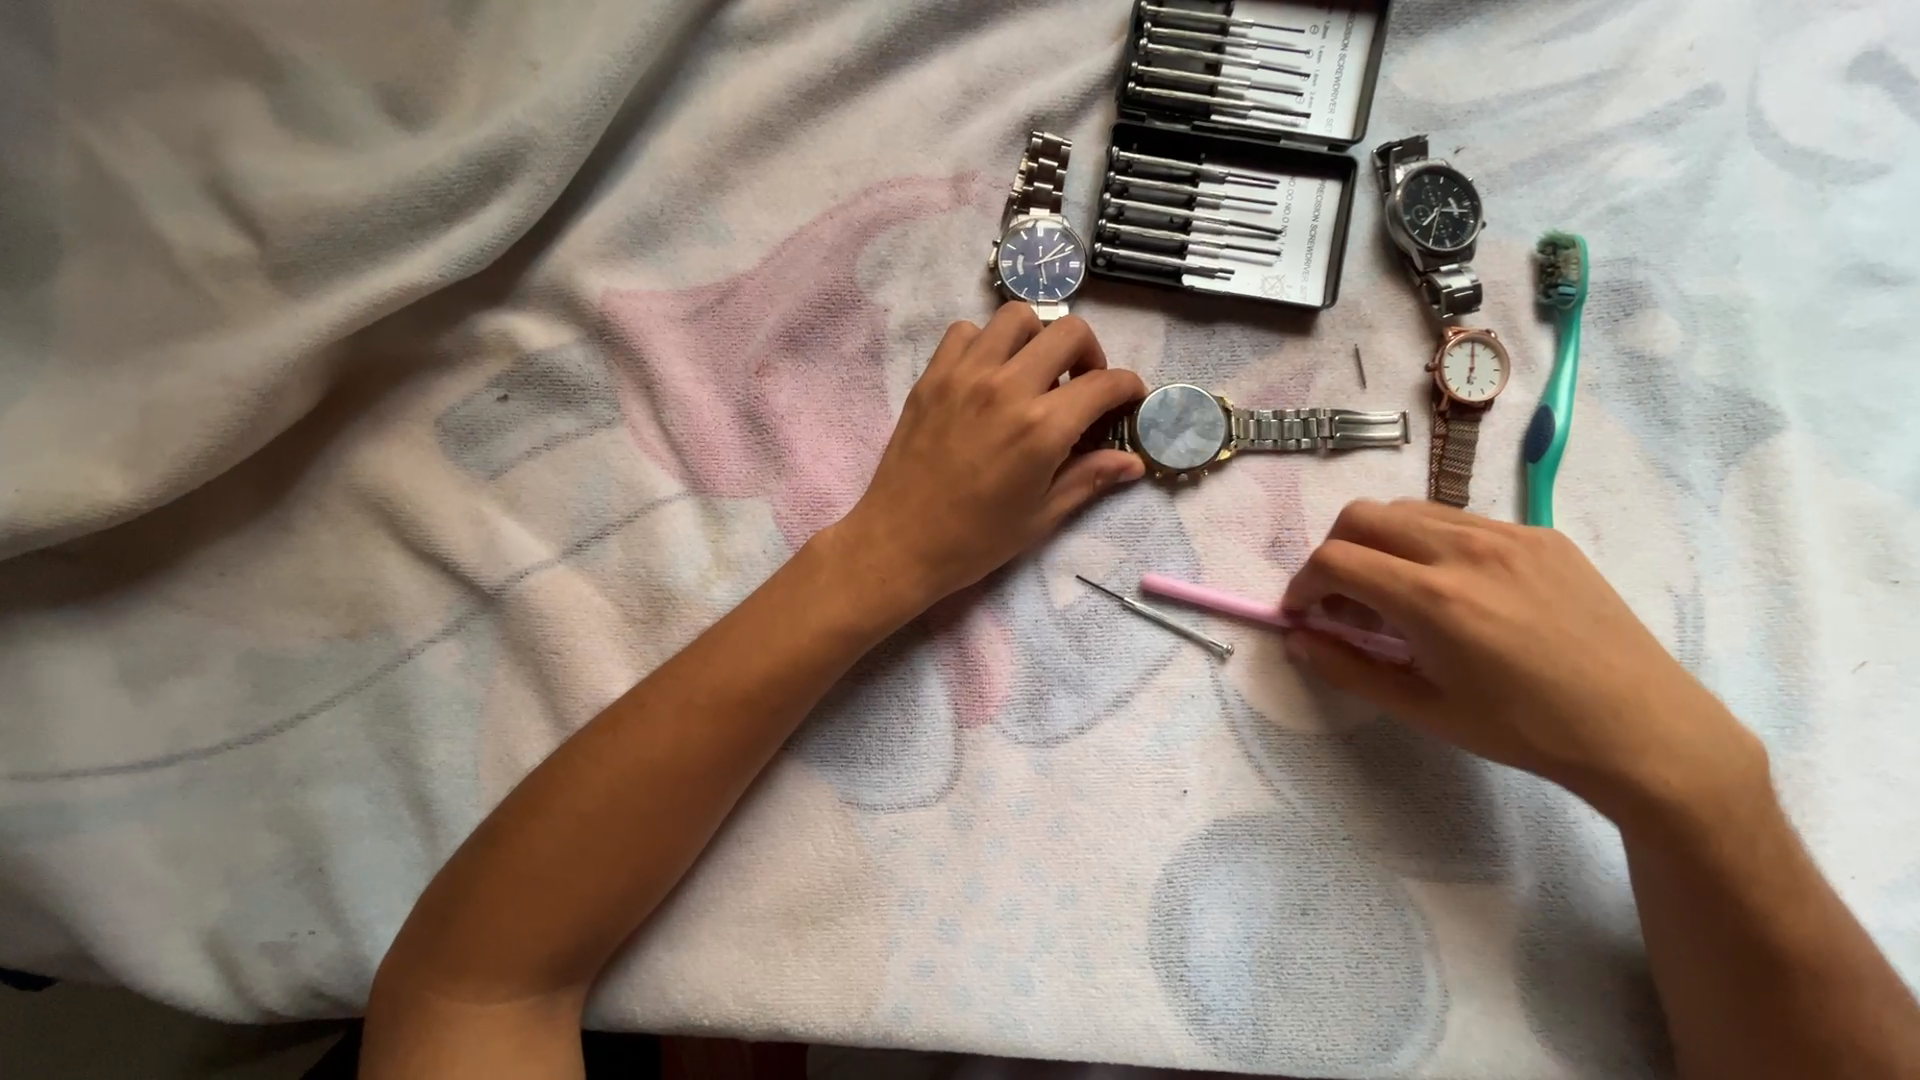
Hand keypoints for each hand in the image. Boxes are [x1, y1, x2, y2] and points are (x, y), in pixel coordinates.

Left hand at [830, 303, 1146, 608]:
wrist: (899, 543)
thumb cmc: (975, 540)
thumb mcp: (1042, 516)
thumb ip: (1090, 478)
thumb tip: (1133, 461)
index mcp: (1042, 427)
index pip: (1105, 383)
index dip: (1129, 389)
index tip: (1128, 401)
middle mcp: (1007, 387)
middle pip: (1068, 332)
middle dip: (1090, 353)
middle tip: (1081, 385)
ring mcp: (964, 375)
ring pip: (1016, 318)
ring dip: (1037, 338)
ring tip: (1034, 373)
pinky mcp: (931, 377)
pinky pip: (965, 332)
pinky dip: (986, 343)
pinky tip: (988, 376)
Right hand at [1280, 500, 1765, 823]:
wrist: (1644, 729)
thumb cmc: (1525, 731)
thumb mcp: (1424, 710)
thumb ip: (1348, 669)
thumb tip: (1297, 639)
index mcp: (1434, 600)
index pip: (1334, 560)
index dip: (1302, 584)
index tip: (1304, 612)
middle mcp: (1466, 551)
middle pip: (1361, 516)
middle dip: (1333, 552)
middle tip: (1343, 599)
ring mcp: (1509, 535)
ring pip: (1408, 510)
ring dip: (1379, 542)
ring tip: (1395, 591)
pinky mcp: (1541, 535)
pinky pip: (1459, 519)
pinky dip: (1428, 542)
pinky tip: (1451, 588)